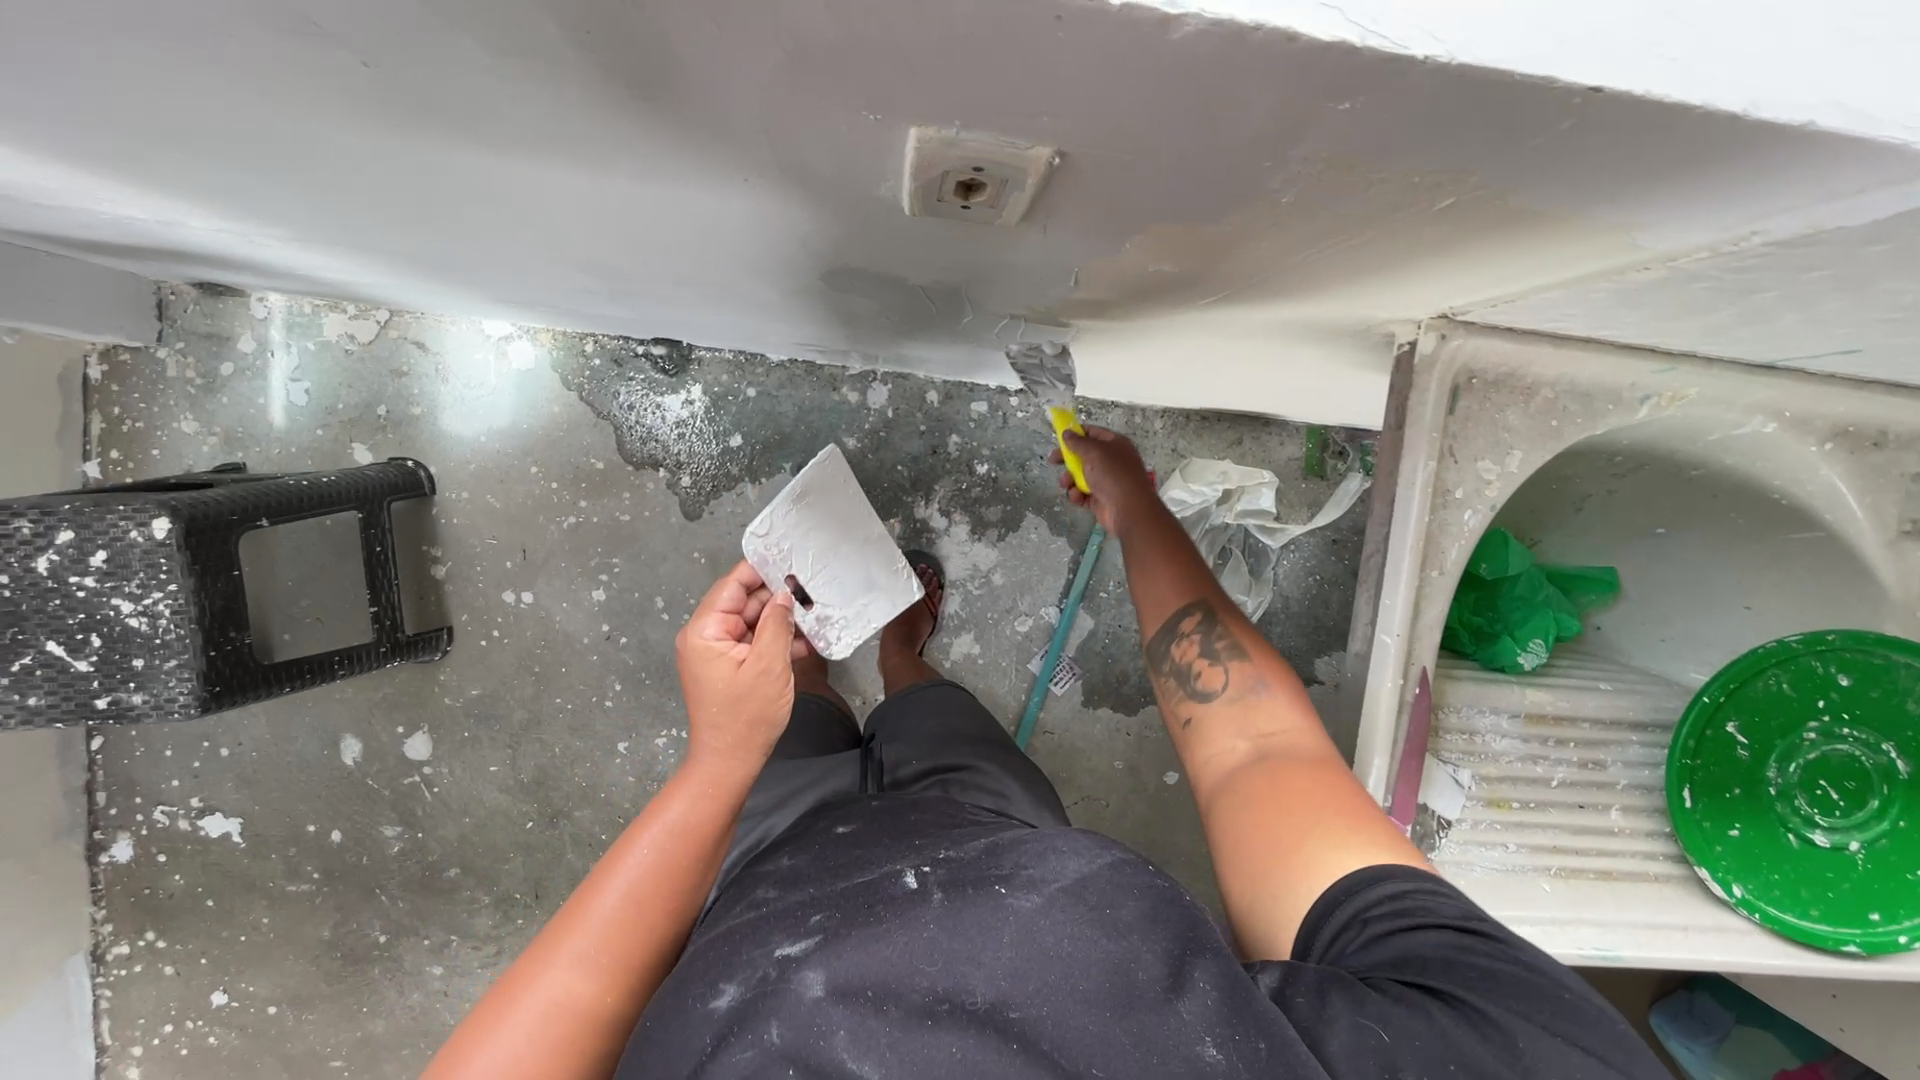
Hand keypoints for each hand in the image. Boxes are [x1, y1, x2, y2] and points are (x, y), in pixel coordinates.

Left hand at [675, 560, 799, 770]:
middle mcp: (706, 636)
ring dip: (781, 621)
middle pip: (744, 602)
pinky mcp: (730, 666)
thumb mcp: (769, 665)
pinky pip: (753, 643)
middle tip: (811, 590)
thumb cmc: (746, 717)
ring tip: (815, 616)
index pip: (732, 585)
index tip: (789, 558)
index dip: (760, 570)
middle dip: (777, 598)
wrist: (730, 762)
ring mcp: (717, 652)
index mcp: (705, 631)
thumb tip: (783, 596)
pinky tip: (805, 642)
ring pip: (753, 623)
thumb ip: (777, 624)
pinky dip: (775, 641)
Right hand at [1050, 425, 1158, 532]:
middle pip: (1084, 455)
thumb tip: (1067, 432)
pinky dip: (1077, 494)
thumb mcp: (1094, 452)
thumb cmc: (1112, 474)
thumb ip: (1077, 442)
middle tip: (1053, 461)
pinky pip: (1083, 493)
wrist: (1128, 508)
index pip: (1093, 433)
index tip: (1059, 439)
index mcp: (1114, 444)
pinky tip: (1077, 496)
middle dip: (1068, 459)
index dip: (1076, 434)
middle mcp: (1111, 460)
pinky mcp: (1100, 498)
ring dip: (1070, 479)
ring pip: (1080, 475)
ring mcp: (1106, 480)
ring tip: (1066, 484)